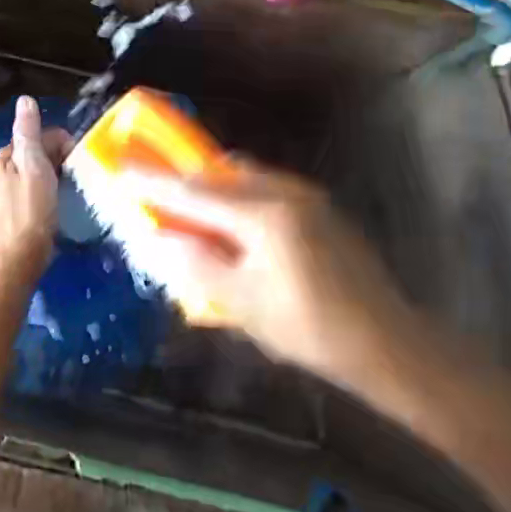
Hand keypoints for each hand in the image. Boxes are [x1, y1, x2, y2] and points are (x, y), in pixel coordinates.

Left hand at [0, 96, 71, 275]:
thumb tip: (25, 99)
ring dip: (63, 177)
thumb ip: (29, 133)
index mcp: (10, 155)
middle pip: (45, 152)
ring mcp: (17, 189)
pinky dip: (59, 191)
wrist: (20, 256)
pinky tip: (67, 203)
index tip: (77, 163)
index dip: (64, 145)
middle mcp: (10, 168)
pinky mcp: (26, 208)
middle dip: (64, 161)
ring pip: (48, 171)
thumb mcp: (31, 165)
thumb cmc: (29, 210)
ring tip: (77, 191)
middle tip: (79, 179)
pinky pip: (47, 189)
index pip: (44, 135)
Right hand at [138, 160, 414, 380]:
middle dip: (183, 180)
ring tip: (192, 211)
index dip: (154, 182)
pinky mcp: (318, 207)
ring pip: (243, 176)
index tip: (121, 167)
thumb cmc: (311, 329)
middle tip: (154, 190)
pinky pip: (264, 186)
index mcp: (262, 216)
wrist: (389, 343)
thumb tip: (159, 238)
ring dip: (212, 187)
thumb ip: (196, 265)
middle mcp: (283, 193)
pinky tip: (235, 226)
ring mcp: (305, 196)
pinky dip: (237, 195)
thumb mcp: (244, 305)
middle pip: (218, 174)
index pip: (194, 192)